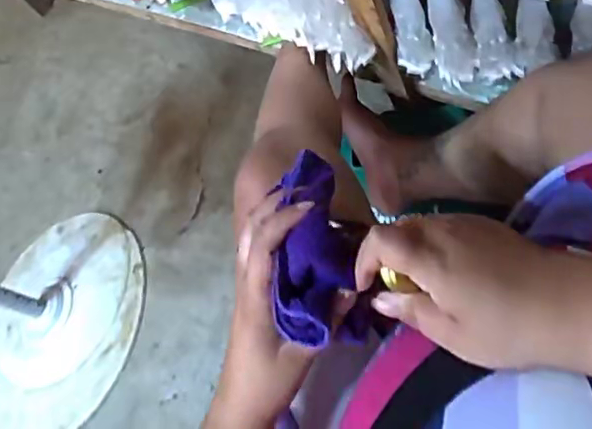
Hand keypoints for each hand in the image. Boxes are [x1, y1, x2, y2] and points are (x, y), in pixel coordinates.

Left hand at [206, 189, 353, 428]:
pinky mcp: (248, 287)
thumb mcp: (303, 354)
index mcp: (254, 293)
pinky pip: (253, 243)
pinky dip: (268, 224)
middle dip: (275, 201)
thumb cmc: (268, 379)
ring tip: (297, 196)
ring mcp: (243, 281)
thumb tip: (351, 284)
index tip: (311, 204)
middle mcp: (244, 279)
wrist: (240, 404)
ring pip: (248, 232)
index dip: (284, 218)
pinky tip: (289, 225)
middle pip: (250, 227)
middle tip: (305, 187)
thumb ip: (327, 320)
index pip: (263, 242)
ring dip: (269, 209)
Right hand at [353, 213, 578, 371]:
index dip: (363, 258)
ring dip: (408, 248)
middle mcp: (439, 228)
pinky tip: (451, 271)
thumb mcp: (453, 335)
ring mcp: (462, 220)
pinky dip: (431, 243)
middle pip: (396, 227)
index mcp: (428, 255)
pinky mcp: (481, 222)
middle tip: (393, 288)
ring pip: (419, 224)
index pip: (378, 238)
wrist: (563, 301)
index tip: (365, 285)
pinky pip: (441, 224)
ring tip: (422, 283)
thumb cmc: (505, 327)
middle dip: (384, 254)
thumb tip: (381, 297)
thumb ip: (412, 311)